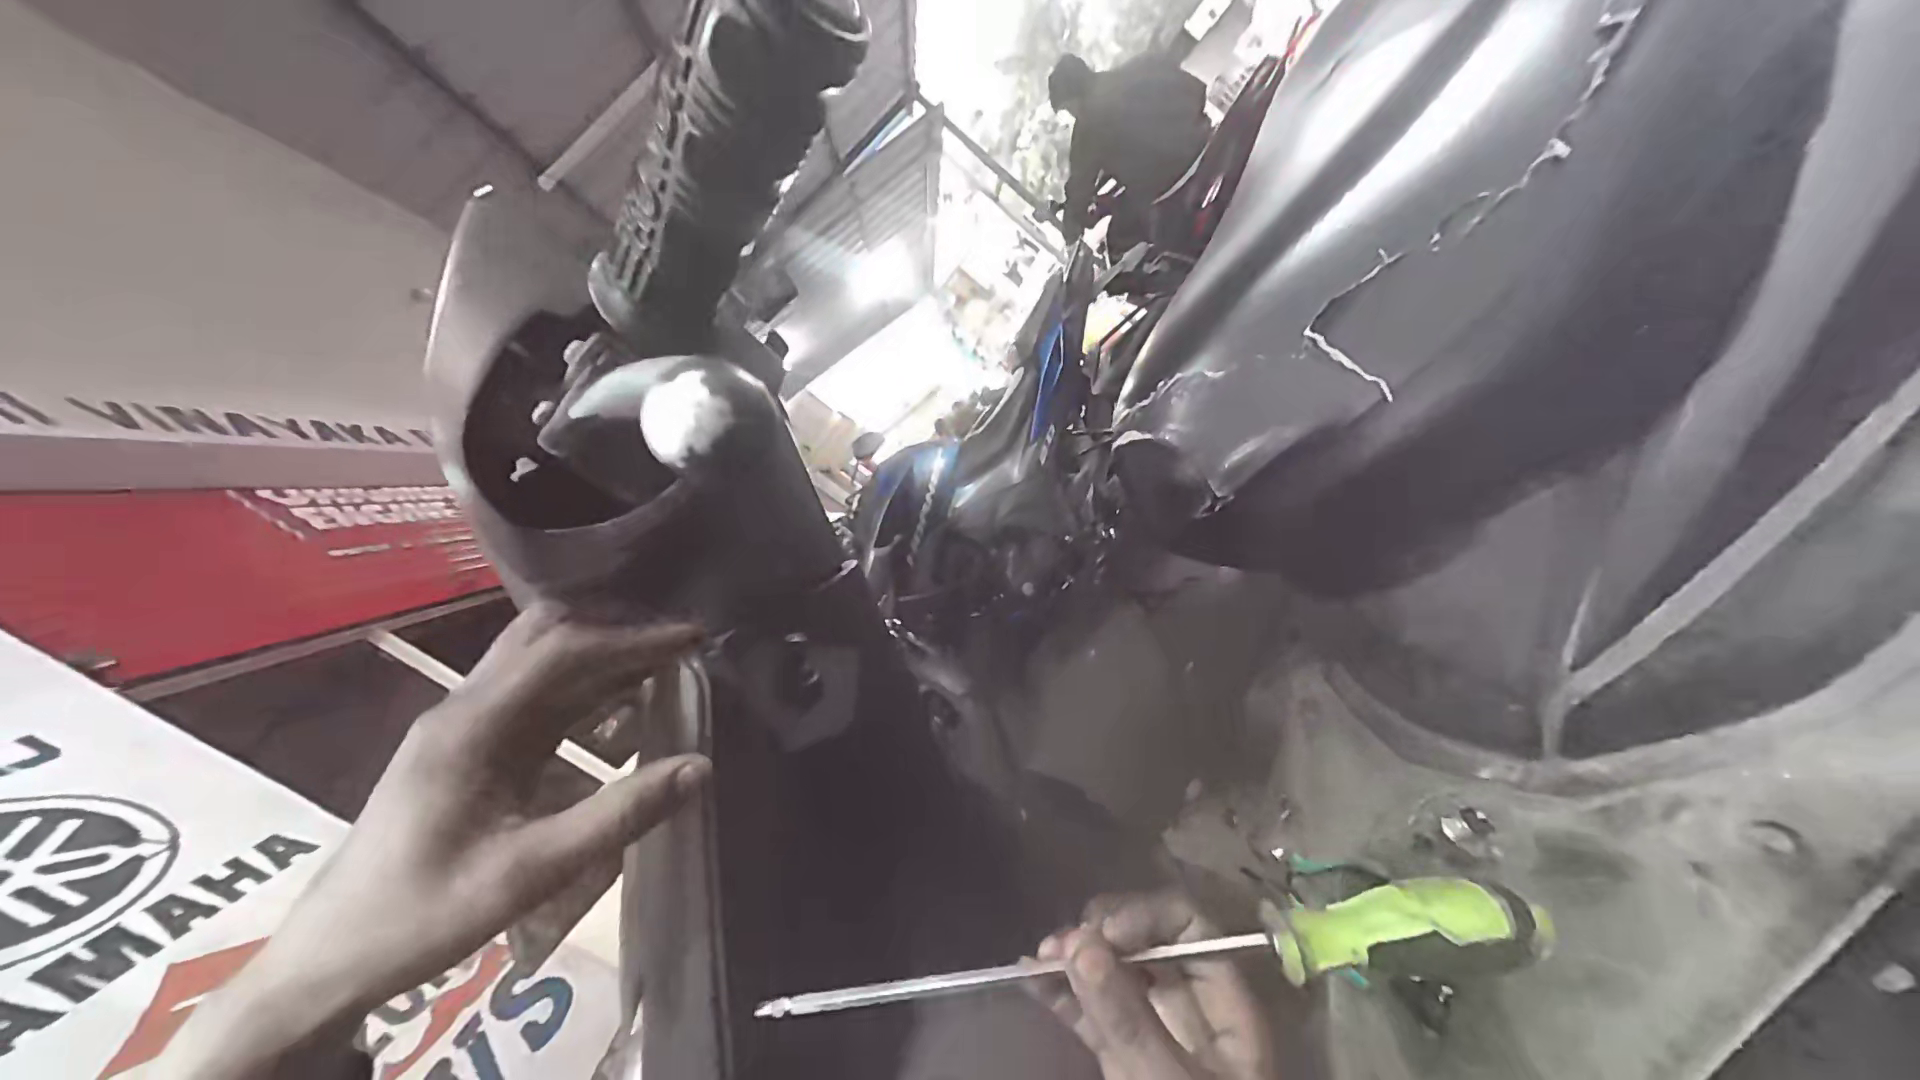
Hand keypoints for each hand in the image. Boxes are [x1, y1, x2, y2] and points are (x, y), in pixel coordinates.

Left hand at [152, 608, 709, 1079]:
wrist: (326, 961)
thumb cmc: (424, 914)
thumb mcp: (530, 873)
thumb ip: (618, 815)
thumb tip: (699, 765)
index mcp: (472, 726)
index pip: (561, 650)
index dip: (632, 638)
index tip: (691, 638)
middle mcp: (467, 708)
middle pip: (544, 636)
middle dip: (614, 631)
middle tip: (675, 647)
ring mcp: (466, 724)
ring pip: (540, 660)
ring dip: (602, 656)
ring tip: (662, 670)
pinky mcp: (473, 745)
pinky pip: (538, 696)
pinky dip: (587, 689)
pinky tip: (621, 712)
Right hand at [1031, 893, 1277, 1079]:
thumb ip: (1128, 1017)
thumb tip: (1081, 944)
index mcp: (1222, 1002)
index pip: (1187, 925)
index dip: (1145, 916)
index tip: (1102, 935)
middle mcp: (1187, 1004)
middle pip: (1144, 939)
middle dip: (1099, 934)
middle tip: (1063, 948)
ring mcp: (1152, 1027)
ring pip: (1111, 969)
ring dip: (1072, 957)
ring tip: (1039, 960)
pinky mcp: (1122, 1054)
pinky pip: (1089, 1008)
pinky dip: (1060, 991)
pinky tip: (1030, 979)